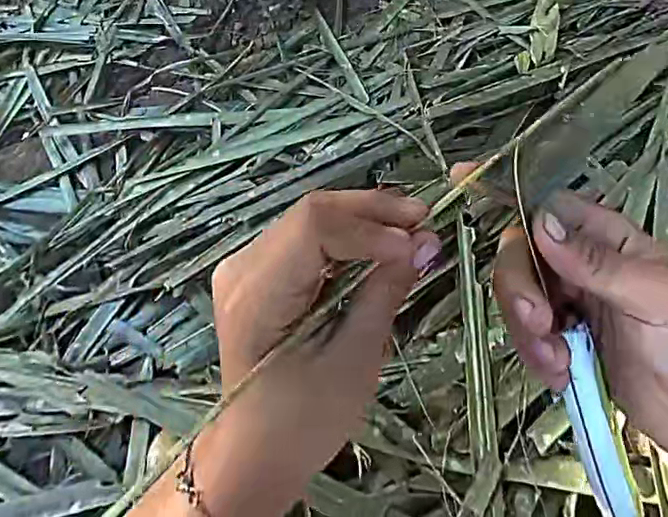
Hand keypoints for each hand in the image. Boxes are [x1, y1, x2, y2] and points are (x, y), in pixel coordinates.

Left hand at [190, 191, 440, 516]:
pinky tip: (381, 239)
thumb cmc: (302, 421)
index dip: (368, 225)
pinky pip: (309, 237)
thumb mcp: (352, 360)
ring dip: (364, 219)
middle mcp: (243, 264)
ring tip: (411, 225)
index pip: (314, 227)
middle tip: (423, 217)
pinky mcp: (261, 269)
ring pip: (313, 218)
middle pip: (313, 213)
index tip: (416, 240)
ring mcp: (248, 263)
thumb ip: (384, 291)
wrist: (255, 455)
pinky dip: (348, 235)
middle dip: (372, 212)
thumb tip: (424, 243)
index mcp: (255, 291)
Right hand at [460, 170, 667, 481]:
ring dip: (526, 328)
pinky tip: (562, 376)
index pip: (547, 201)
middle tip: (539, 321)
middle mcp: (583, 264)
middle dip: (518, 285)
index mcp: (607, 236)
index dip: (503, 187)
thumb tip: (539, 221)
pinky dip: (535, 356)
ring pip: (519, 296)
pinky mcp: (571, 346)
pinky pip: (530, 338)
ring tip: (558, 362)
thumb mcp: (658, 296)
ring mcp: (575, 306)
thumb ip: (596, 262)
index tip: (460, 176)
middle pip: (521, 253)